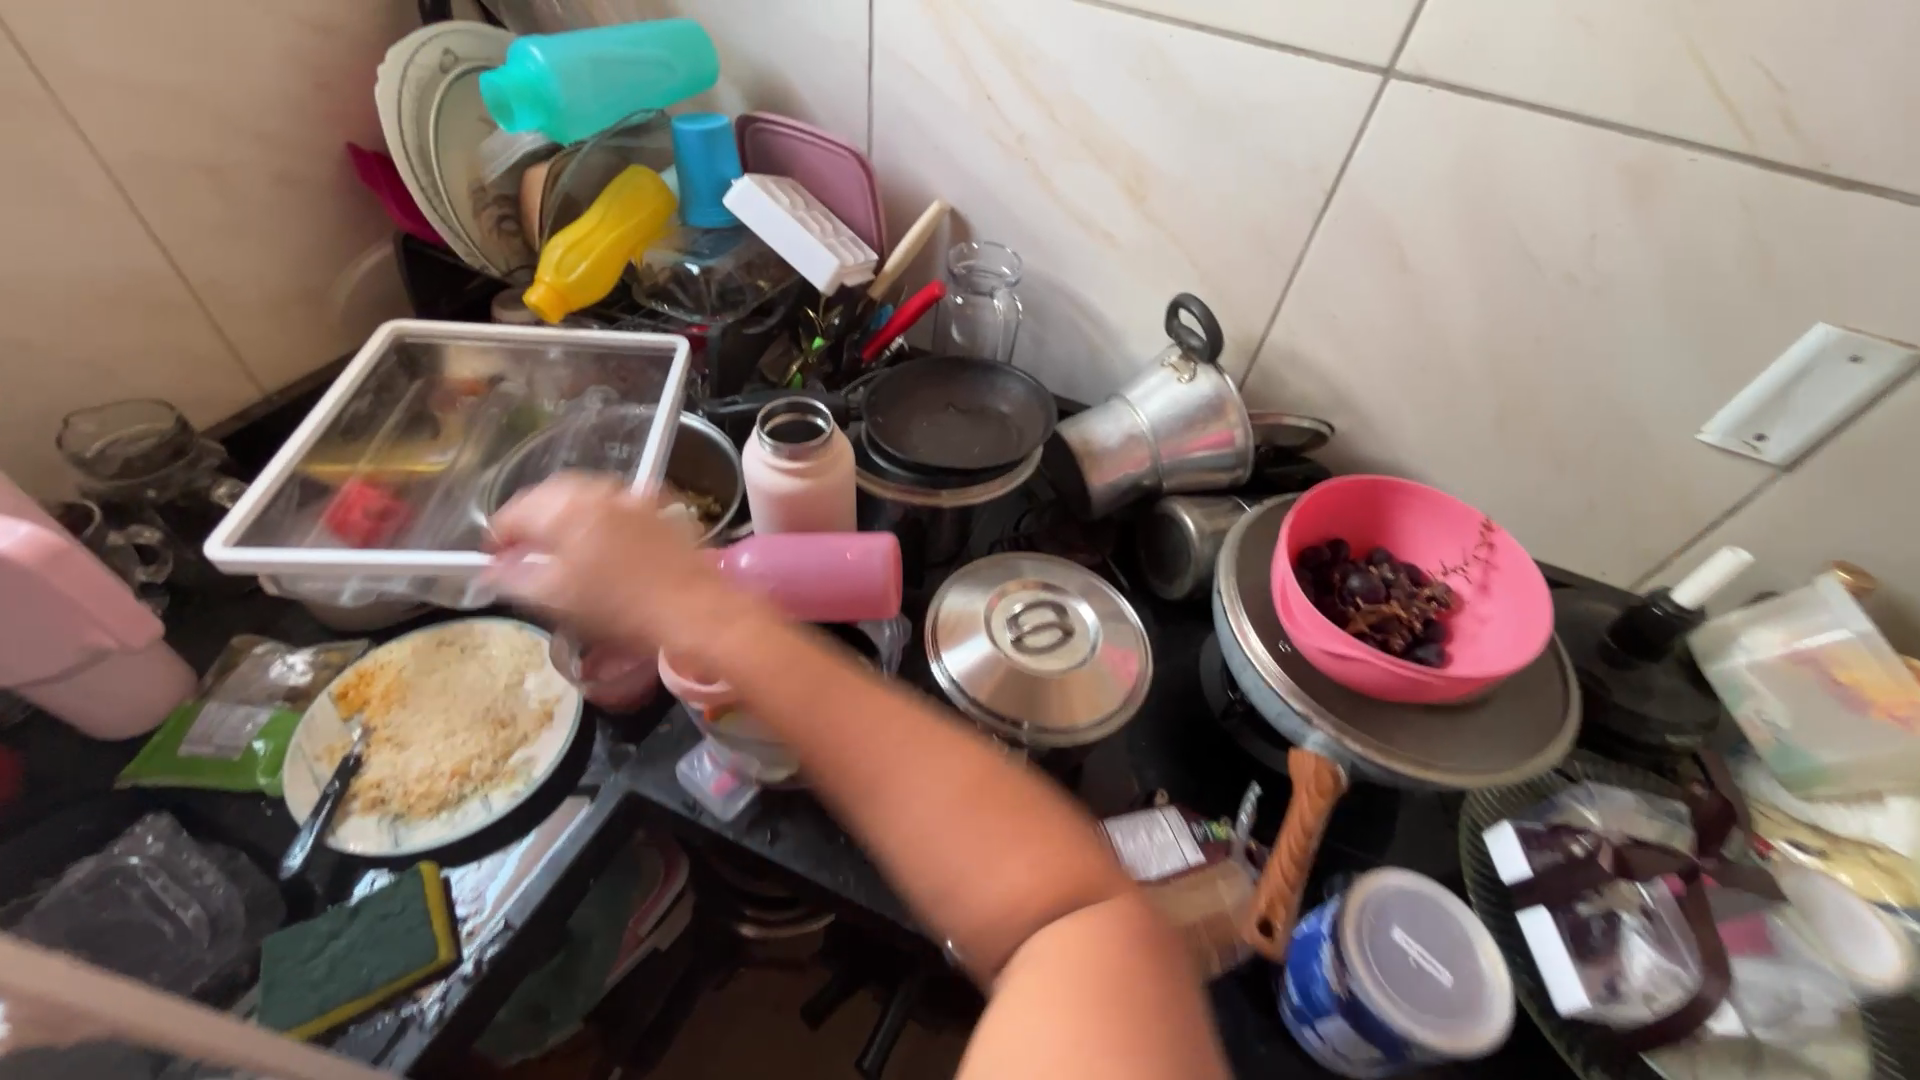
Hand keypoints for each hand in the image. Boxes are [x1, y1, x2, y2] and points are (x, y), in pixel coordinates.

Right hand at [484, 473, 735, 647]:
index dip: (498, 537)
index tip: (492, 558)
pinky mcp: (660, 507)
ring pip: (586, 496)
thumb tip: (492, 567)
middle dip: (533, 520)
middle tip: (525, 552)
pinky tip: (604, 541)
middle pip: (549, 496)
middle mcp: (598, 492)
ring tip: (562, 548)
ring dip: (567, 515)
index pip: (513, 512)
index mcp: (564, 509)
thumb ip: (515, 577)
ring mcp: (633, 496)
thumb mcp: (555, 598)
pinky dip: (603, 515)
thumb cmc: (622, 608)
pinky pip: (620, 503)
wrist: (694, 608)